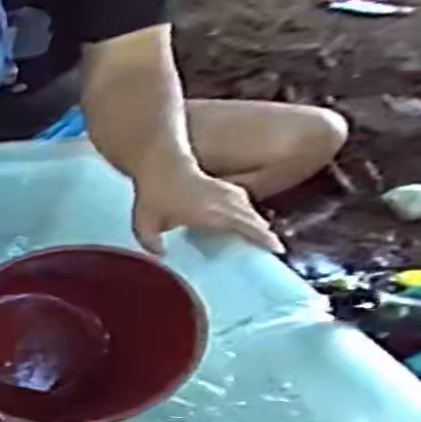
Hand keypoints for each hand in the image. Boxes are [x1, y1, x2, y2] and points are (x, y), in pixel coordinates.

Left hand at [132, 162, 282, 253]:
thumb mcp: (143, 223)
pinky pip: (246, 205)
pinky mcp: (230, 188)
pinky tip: (247, 223)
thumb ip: (150, 242)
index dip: (262, 238)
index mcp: (211, 214)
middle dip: (264, 235)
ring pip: (252, 213)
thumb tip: (161, 255)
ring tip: (263, 239)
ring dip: (258, 226)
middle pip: (254, 221)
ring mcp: (232, 194)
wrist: (165, 166)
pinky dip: (250, 216)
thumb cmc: (153, 196)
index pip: (245, 228)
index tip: (277, 249)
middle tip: (274, 249)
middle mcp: (228, 203)